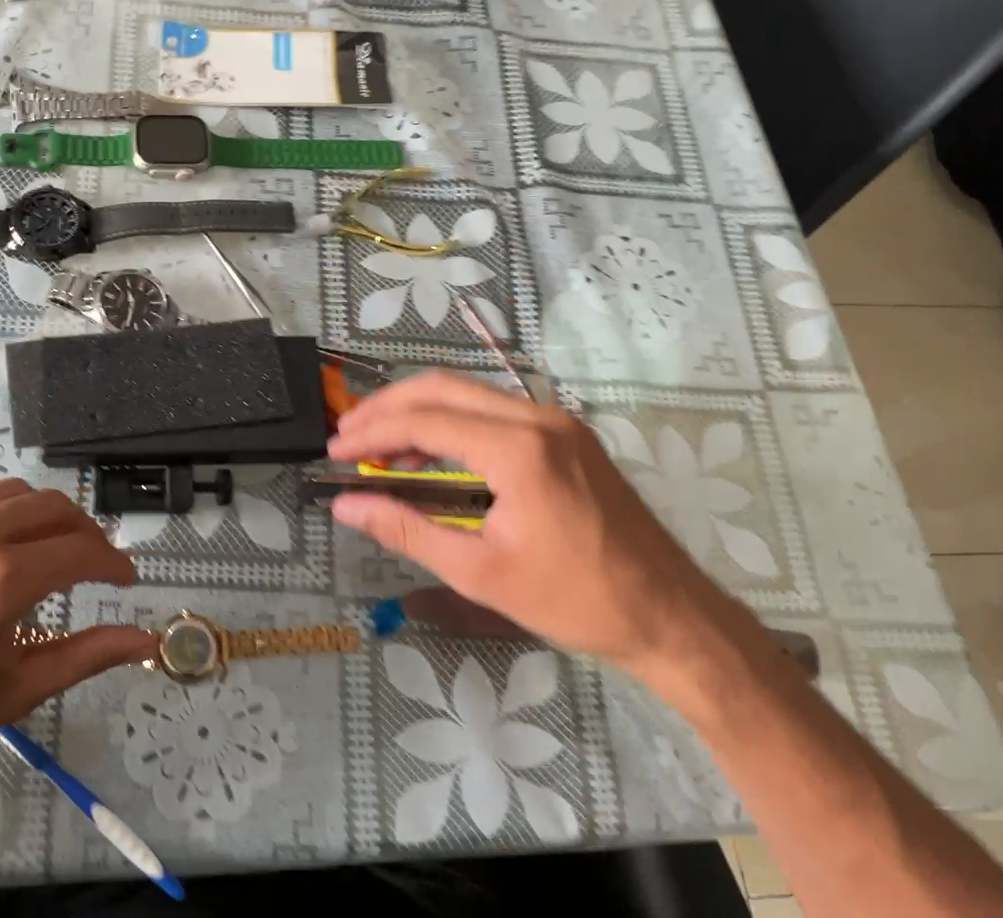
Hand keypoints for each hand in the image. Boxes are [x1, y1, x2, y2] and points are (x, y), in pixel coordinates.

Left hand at [0, 479, 155, 807]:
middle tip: (95, 565)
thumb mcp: (12, 691)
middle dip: (85, 531)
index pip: (81, 550)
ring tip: (48, 552)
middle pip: (50, 506)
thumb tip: (142, 640)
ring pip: (8, 493)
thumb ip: (85, 655)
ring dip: (41, 515)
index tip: (125, 581)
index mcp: (0, 579)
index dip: (113, 563)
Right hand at [327, 370, 724, 667]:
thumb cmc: (573, 599)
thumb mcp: (478, 571)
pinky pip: (494, 412)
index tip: (333, 454)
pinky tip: (429, 453)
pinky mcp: (568, 437)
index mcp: (519, 450)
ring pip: (470, 394)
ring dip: (418, 412)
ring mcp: (559, 424)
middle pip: (444, 388)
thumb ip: (405, 530)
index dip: (371, 434)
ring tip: (376, 445)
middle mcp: (540, 419)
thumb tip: (345, 506)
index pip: (425, 420)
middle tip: (346, 436)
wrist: (670, 615)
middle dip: (387, 407)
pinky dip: (451, 423)